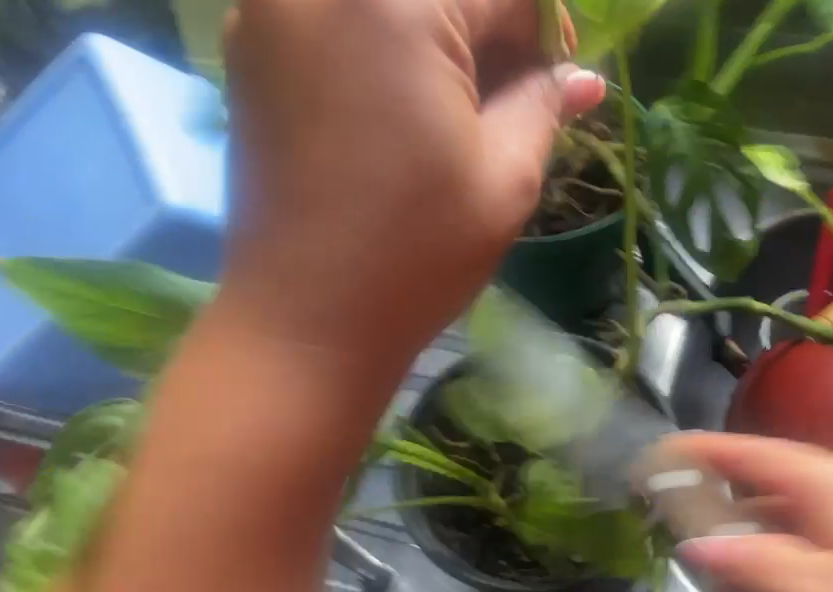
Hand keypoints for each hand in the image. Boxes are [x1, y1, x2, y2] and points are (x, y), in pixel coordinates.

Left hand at [218, 0, 604, 370]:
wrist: (306, 319)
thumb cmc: (417, 255)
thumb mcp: (504, 180)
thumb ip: (543, 105)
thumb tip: (581, 76)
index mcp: (397, 2)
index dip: (545, 26)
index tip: (555, 82)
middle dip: (487, 28)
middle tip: (507, 96)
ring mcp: (275, 6)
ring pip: (386, 2)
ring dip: (433, 38)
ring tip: (452, 108)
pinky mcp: (251, 45)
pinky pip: (334, 13)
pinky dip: (377, 42)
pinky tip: (395, 105)